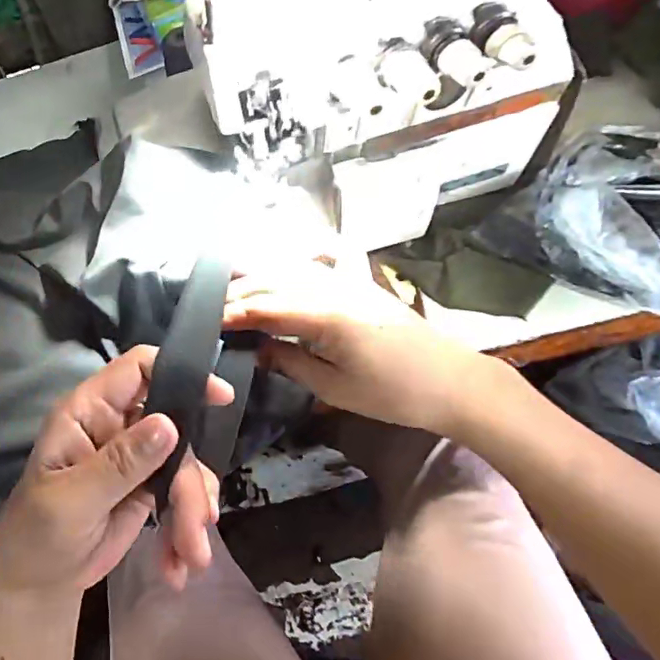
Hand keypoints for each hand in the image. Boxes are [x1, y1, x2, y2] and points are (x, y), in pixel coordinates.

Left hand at [0, 347, 233, 599]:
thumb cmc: (37, 532)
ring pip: (183, 464)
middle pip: (174, 424)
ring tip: (190, 554)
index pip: (135, 369)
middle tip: (197, 520)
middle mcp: (114, 426)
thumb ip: (121, 463)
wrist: (37, 581)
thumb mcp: (74, 499)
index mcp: (87, 412)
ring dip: (192, 509)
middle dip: (189, 477)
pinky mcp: (148, 488)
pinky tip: (178, 564)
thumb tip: (168, 423)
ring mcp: (134, 457)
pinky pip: (182, 494)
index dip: (177, 371)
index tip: (218, 395)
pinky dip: (187, 526)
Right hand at [223, 260, 510, 435]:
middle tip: (208, 310)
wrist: (454, 382)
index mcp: (327, 315)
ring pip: (290, 270)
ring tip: (230, 293)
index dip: (232, 314)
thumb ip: (288, 362)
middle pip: (273, 282)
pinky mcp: (358, 284)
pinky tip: (274, 271)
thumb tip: (254, 350)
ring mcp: (348, 282)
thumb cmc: (393, 393)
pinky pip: (313, 266)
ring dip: (257, 279)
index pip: (266, 308)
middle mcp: (334, 288)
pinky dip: (285, 268)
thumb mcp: (334, 388)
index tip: (206, 322)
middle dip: (238, 293)